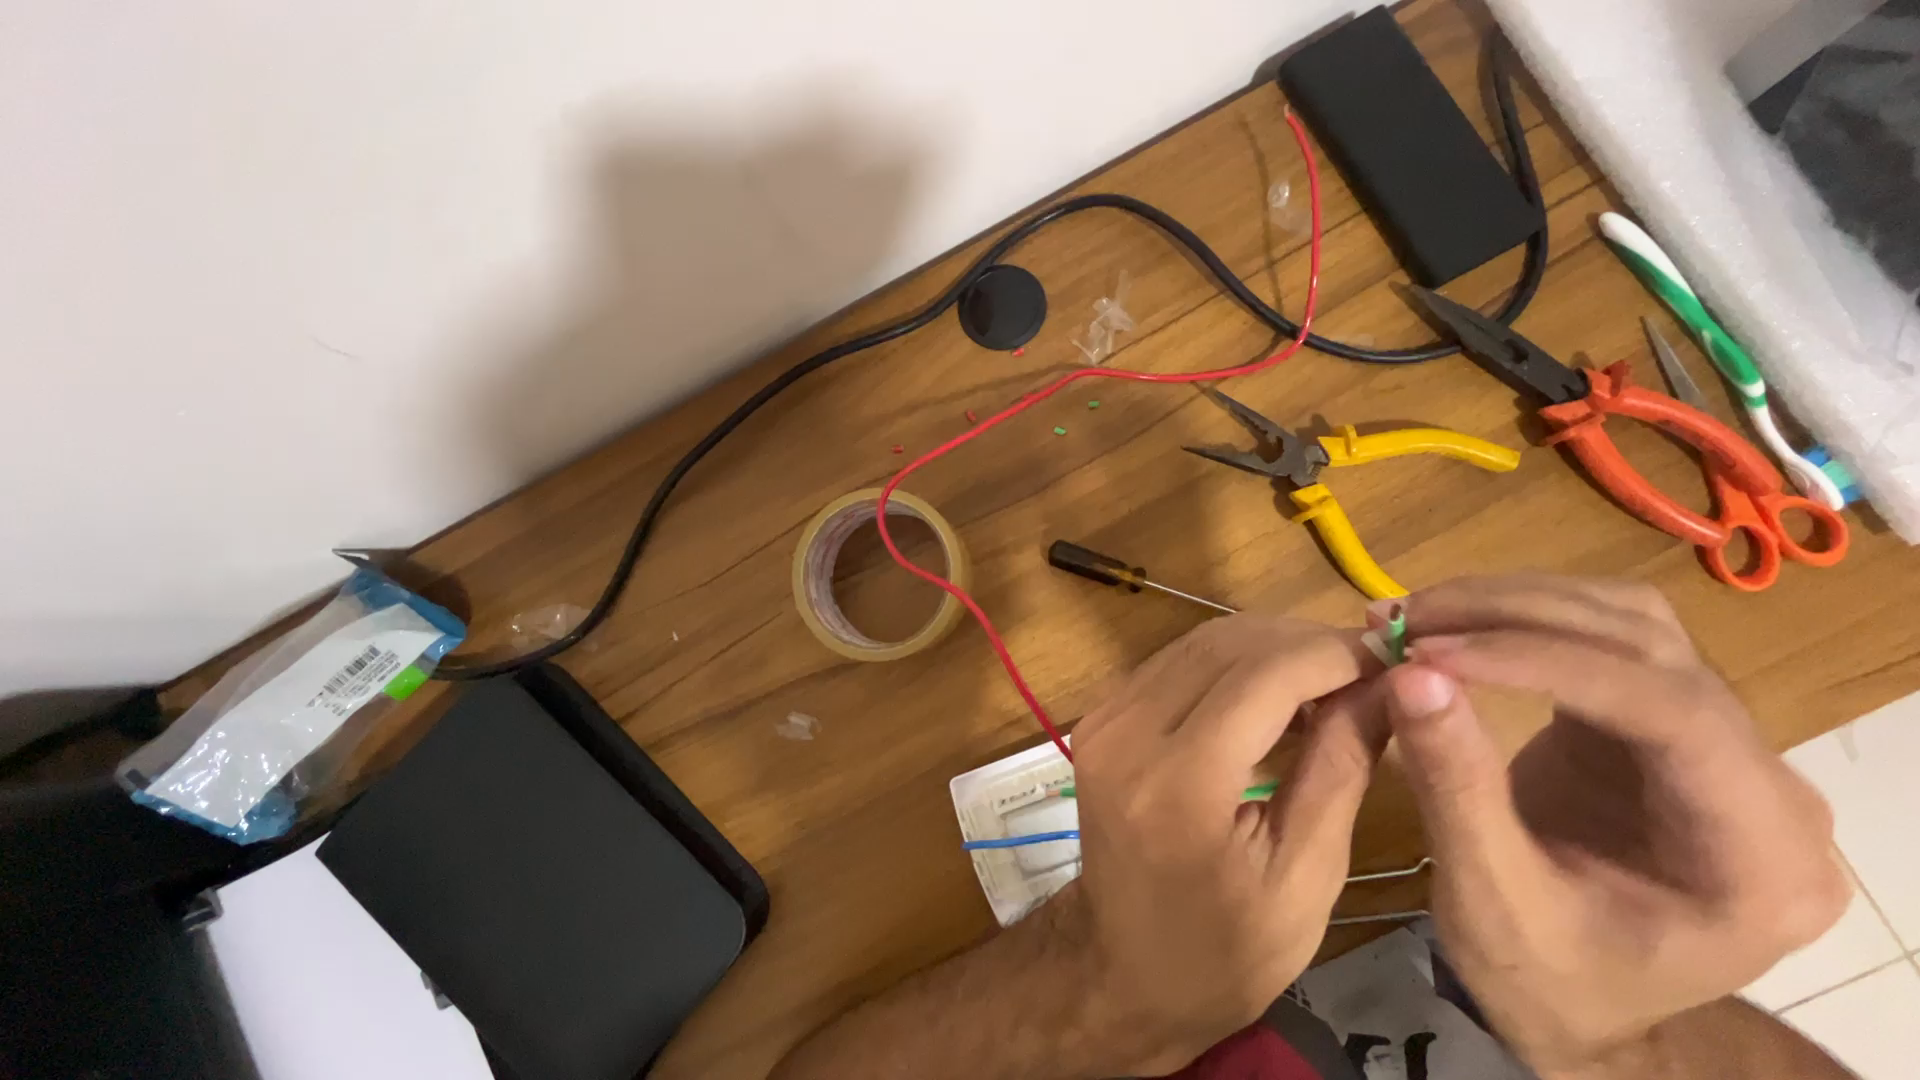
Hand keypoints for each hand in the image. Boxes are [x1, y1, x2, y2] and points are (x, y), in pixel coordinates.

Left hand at [1066, 615, 1386, 1074]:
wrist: (1123, 967)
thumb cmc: (1226, 949)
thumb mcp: (1306, 875)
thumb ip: (1341, 766)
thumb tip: (1388, 683)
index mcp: (1178, 783)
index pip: (1264, 674)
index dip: (1334, 655)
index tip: (1393, 661)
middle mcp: (1126, 733)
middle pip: (1228, 646)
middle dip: (1306, 644)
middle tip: (1368, 671)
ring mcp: (1102, 720)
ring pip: (1199, 642)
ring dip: (1270, 647)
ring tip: (1330, 682)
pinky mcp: (1098, 717)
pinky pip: (1174, 662)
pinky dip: (1231, 662)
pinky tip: (1275, 692)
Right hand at [1376, 576, 1848, 1076]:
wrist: (1581, 1006)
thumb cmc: (1547, 980)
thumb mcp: (1489, 899)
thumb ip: (1455, 787)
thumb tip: (1408, 672)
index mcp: (1756, 853)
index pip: (1670, 711)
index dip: (1544, 663)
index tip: (1428, 652)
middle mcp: (1761, 779)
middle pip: (1649, 647)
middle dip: (1514, 617)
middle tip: (1401, 620)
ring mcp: (1712, 743)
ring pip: (1625, 621)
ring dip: (1510, 603)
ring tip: (1411, 614)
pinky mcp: (1652, 721)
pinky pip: (1593, 639)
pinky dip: (1512, 619)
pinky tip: (1447, 627)